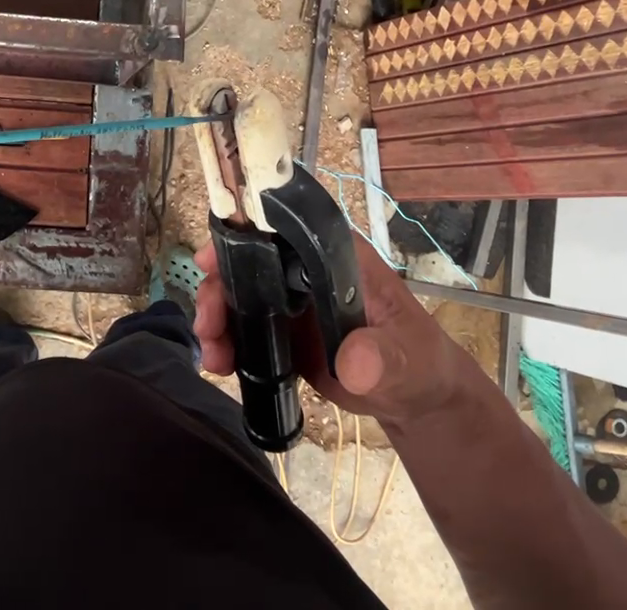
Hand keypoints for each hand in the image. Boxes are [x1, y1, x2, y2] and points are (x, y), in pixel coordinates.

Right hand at [191, 236, 469, 425]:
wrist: (414, 397)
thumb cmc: (418, 363)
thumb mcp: (407, 360)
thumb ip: (383, 357)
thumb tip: (355, 361)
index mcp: (334, 255)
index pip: (280, 230)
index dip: (239, 238)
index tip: (210, 261)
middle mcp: (304, 268)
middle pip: (246, 262)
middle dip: (218, 290)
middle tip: (208, 326)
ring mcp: (289, 298)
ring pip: (236, 295)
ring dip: (215, 319)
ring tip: (213, 357)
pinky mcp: (279, 329)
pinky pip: (242, 328)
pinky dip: (225, 343)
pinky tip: (221, 366)